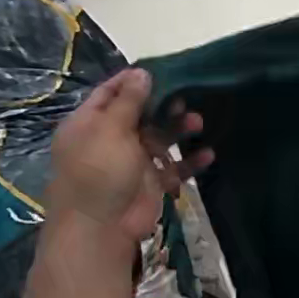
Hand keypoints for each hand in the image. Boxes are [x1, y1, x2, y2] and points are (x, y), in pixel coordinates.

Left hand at [47, 68, 212, 243]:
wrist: (101, 228)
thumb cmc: (99, 172)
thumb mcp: (111, 129)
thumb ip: (128, 101)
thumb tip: (142, 72)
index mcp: (90, 123)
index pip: (110, 93)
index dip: (133, 81)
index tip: (162, 69)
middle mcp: (110, 139)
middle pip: (140, 114)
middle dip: (164, 104)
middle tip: (187, 96)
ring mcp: (132, 161)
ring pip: (161, 138)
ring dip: (179, 129)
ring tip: (199, 122)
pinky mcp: (152, 181)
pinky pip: (175, 166)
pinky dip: (191, 160)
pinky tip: (208, 154)